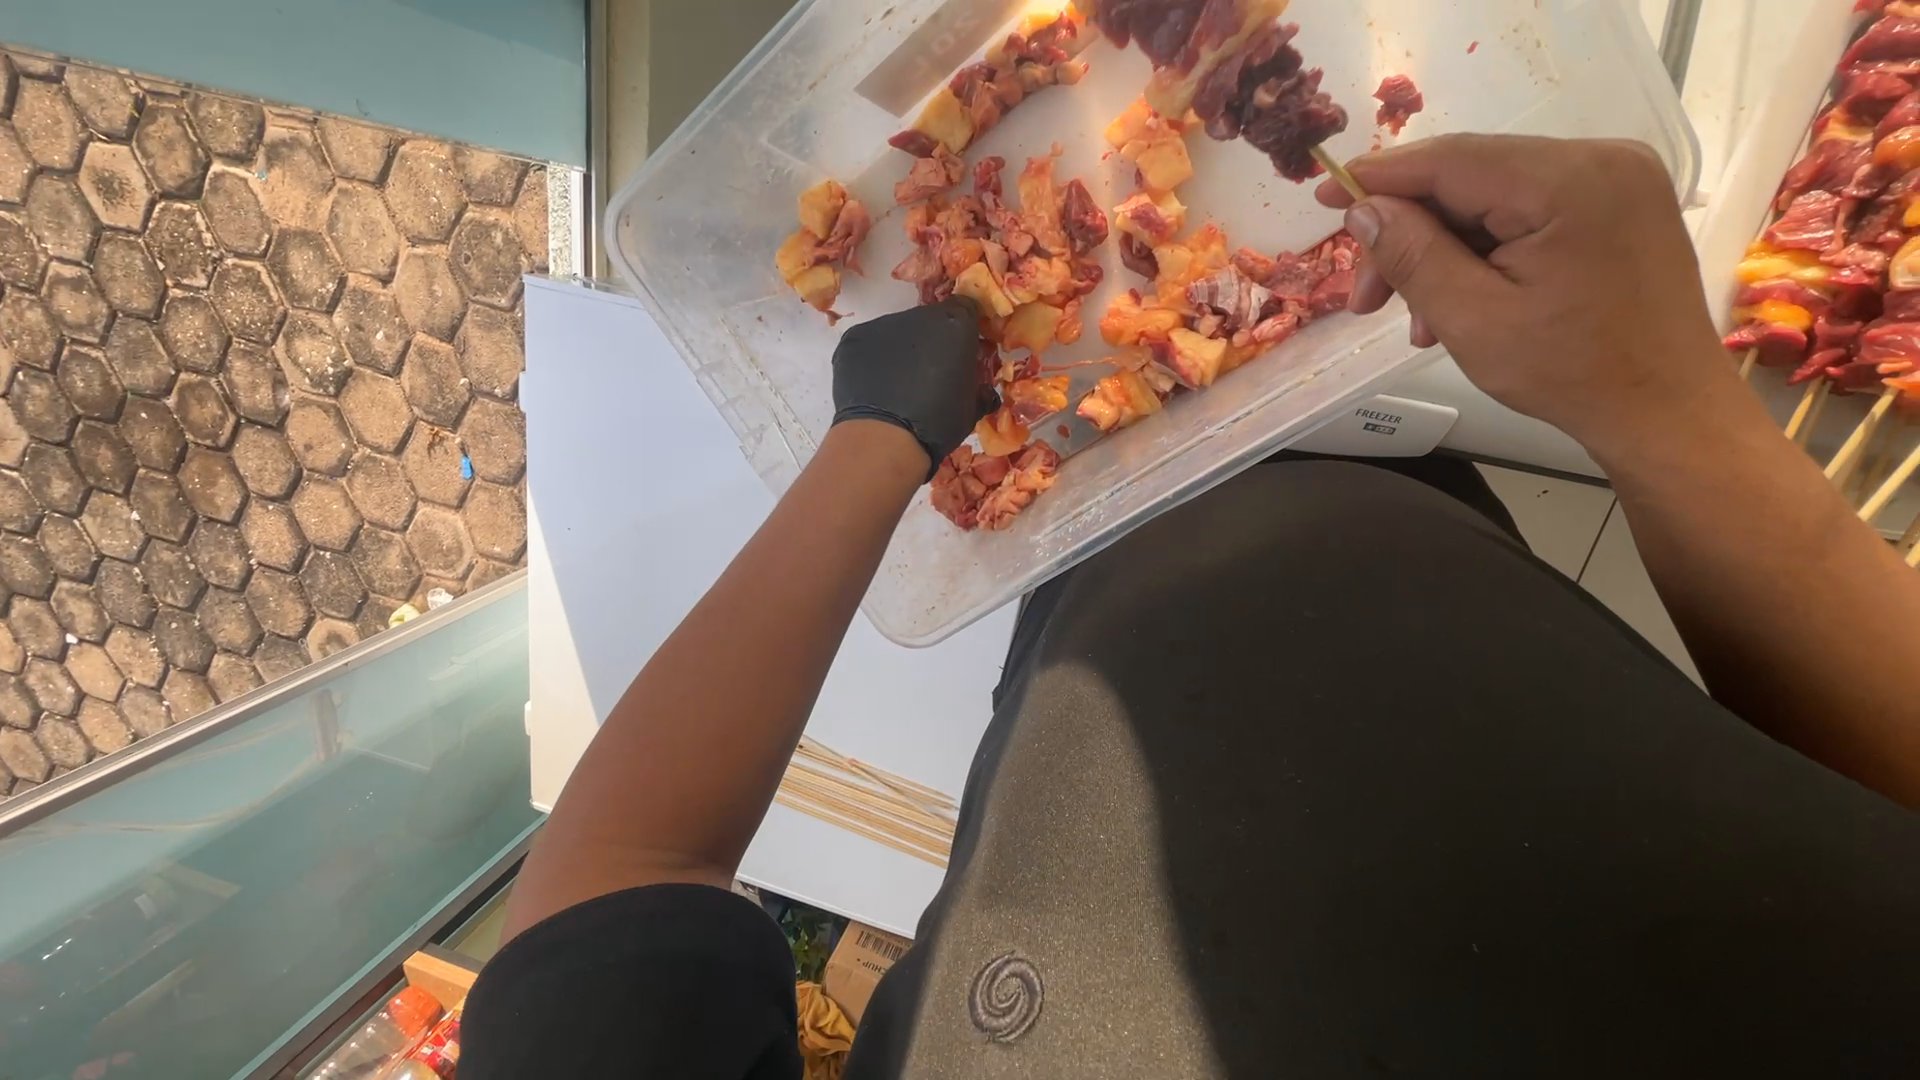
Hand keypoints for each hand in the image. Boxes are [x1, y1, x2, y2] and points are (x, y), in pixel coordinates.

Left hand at [832, 297, 989, 480]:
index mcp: (955, 325)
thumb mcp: (971, 408)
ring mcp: (881, 324)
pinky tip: (875, 388)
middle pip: (929, 321)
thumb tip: (981, 391)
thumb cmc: (938, 425)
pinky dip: (874, 361)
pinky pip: (870, 345)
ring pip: (898, 332)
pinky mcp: (853, 339)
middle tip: (930, 376)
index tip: (963, 352)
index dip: (965, 330)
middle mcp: (918, 316)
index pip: (966, 308)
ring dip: (902, 351)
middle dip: (932, 342)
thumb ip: (978, 387)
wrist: (884, 440)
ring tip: (898, 385)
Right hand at [1315, 135, 1727, 451]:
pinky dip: (1476, 255)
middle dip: (1405, 235)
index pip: (1450, 160)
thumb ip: (1412, 255)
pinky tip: (1454, 304)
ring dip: (1436, 254)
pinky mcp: (1611, 207)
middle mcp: (1597, 160)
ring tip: (1412, 320)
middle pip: (1467, 180)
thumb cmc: (1566, 369)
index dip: (1378, 176)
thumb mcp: (1469, 317)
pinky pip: (1520, 215)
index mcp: (1567, 182)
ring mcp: (1611, 181)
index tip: (1321, 192)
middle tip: (1364, 299)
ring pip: (1488, 202)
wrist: (1659, 405)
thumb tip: (1361, 210)